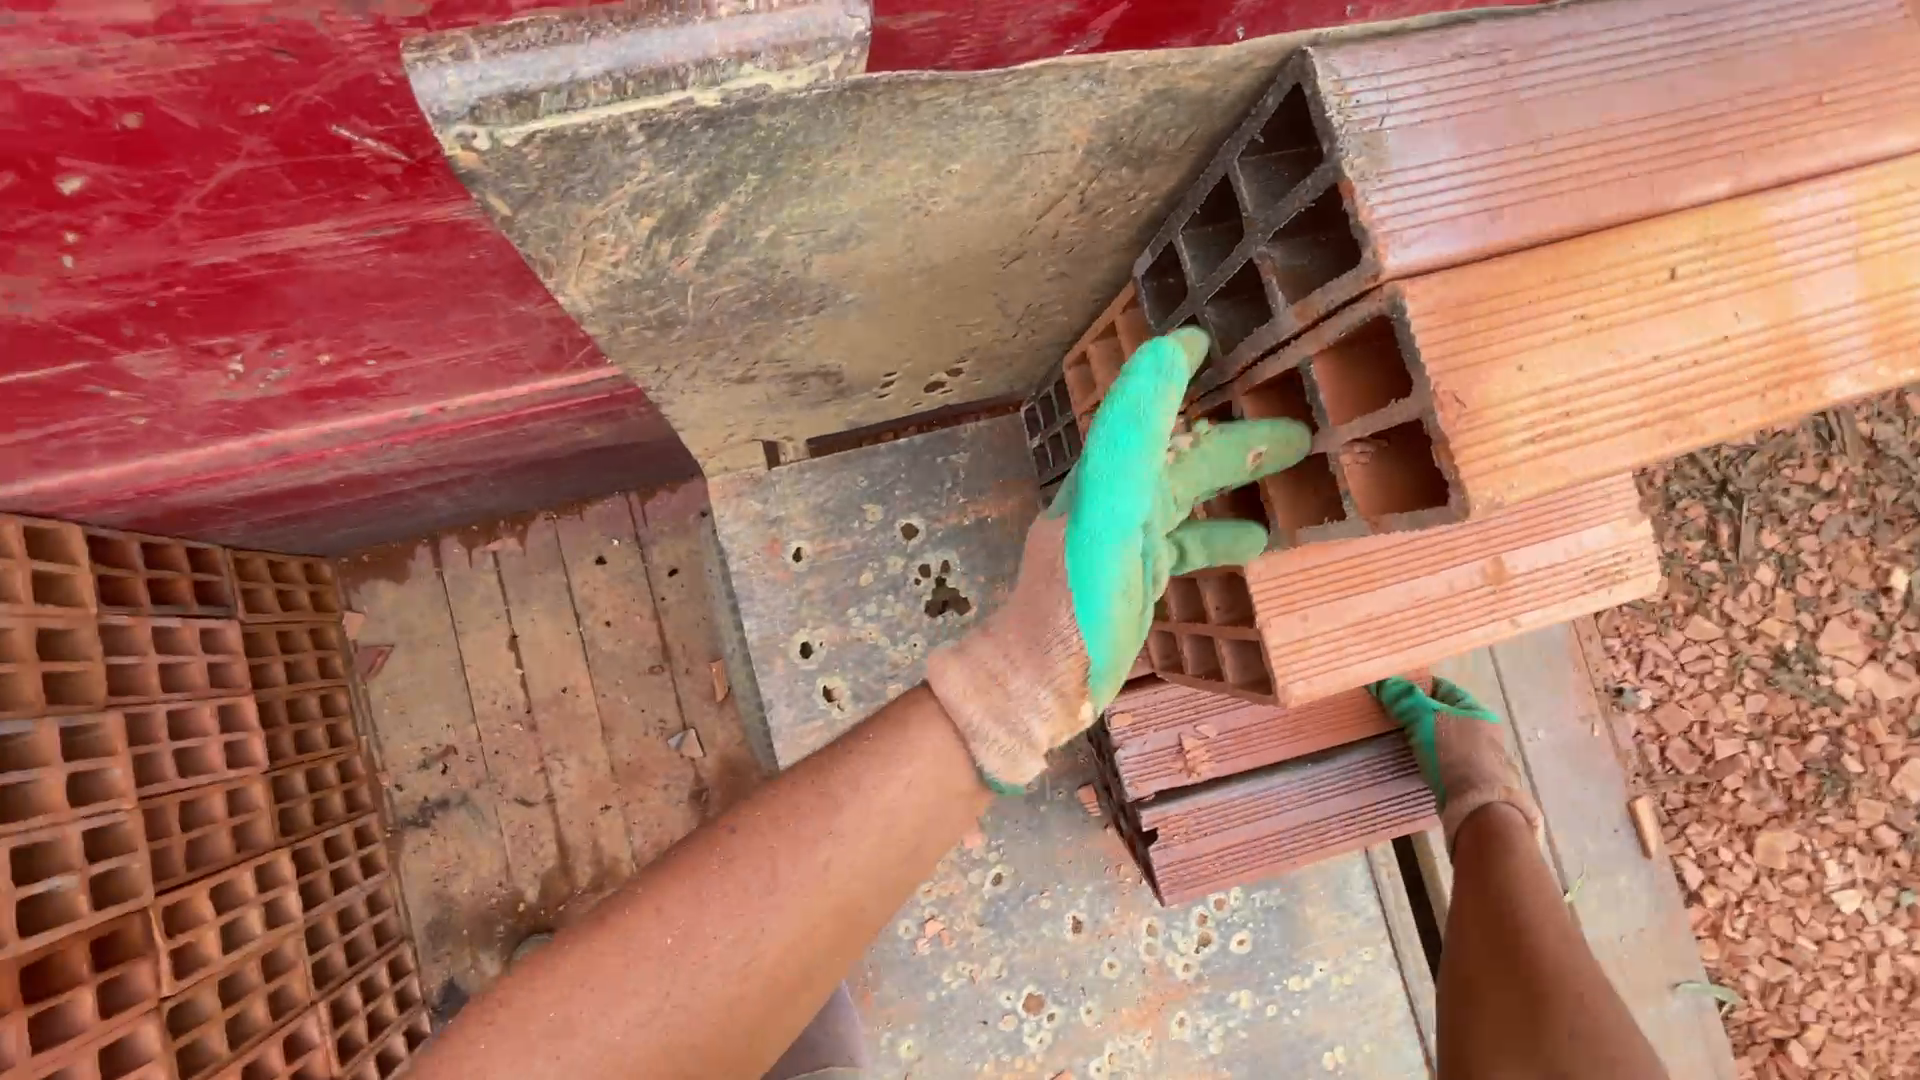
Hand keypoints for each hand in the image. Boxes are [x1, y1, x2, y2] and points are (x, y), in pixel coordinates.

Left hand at [926, 328, 1309, 789]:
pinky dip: (1218, 535)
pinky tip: (1256, 540)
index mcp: (1108, 477)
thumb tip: (1163, 353)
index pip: (1141, 409)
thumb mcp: (1106, 513)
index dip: (1169, 373)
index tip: (1202, 342)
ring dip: (1233, 479)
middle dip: (1232, 438)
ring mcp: (1127, 542)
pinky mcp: (1138, 580)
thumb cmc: (1077, 600)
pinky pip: (1184, 545)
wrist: (1046, 679)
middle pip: (1178, 455)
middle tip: (1297, 430)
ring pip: (1187, 495)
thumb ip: (1131, 436)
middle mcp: (1115, 501)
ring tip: (1293, 471)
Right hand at [1368, 676, 1540, 846]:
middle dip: (1415, 714)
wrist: (1479, 806)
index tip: (1390, 692)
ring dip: (1420, 737)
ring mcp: (1480, 757)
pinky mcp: (1473, 780)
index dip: (1414, 686)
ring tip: (1395, 739)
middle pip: (1441, 713)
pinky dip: (1428, 758)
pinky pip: (1444, 760)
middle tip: (1387, 716)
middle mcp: (1483, 730)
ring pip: (1442, 738)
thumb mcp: (1423, 718)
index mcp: (1476, 710)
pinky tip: (1413, 762)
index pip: (1441, 687)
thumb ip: (1402, 698)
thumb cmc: (1454, 754)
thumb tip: (1381, 681)